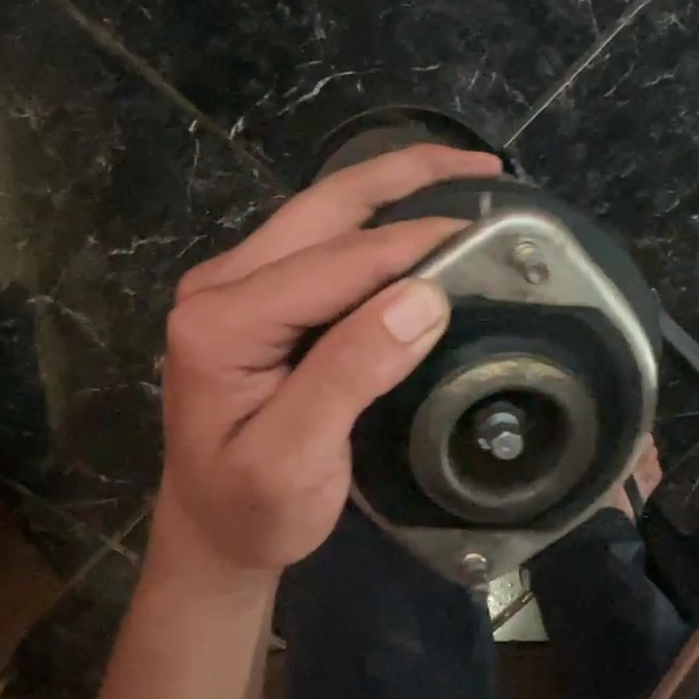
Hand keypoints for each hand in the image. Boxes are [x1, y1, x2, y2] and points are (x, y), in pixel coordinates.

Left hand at [157, 144, 502, 572]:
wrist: (211, 530)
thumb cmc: (252, 509)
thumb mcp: (296, 460)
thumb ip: (350, 374)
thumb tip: (424, 297)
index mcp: (221, 322)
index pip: (337, 261)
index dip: (415, 243)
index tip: (487, 237)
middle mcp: (221, 284)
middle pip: (325, 206)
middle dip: (407, 175)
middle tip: (484, 168)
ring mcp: (235, 283)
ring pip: (323, 210)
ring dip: (393, 184)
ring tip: (462, 173)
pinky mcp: (255, 293)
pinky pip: (321, 237)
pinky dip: (377, 217)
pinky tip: (414, 213)